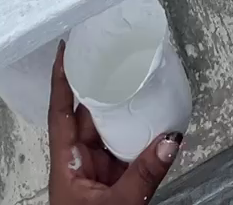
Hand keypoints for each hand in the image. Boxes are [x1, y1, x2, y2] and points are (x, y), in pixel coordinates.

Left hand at [48, 44, 180, 204]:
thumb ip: (144, 173)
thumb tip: (172, 135)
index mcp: (65, 164)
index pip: (60, 111)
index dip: (61, 78)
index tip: (66, 48)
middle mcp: (77, 163)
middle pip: (85, 115)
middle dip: (98, 84)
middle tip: (113, 51)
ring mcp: (94, 174)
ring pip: (105, 131)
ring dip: (118, 107)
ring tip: (135, 74)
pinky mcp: (112, 186)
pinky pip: (122, 149)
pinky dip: (135, 132)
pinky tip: (151, 116)